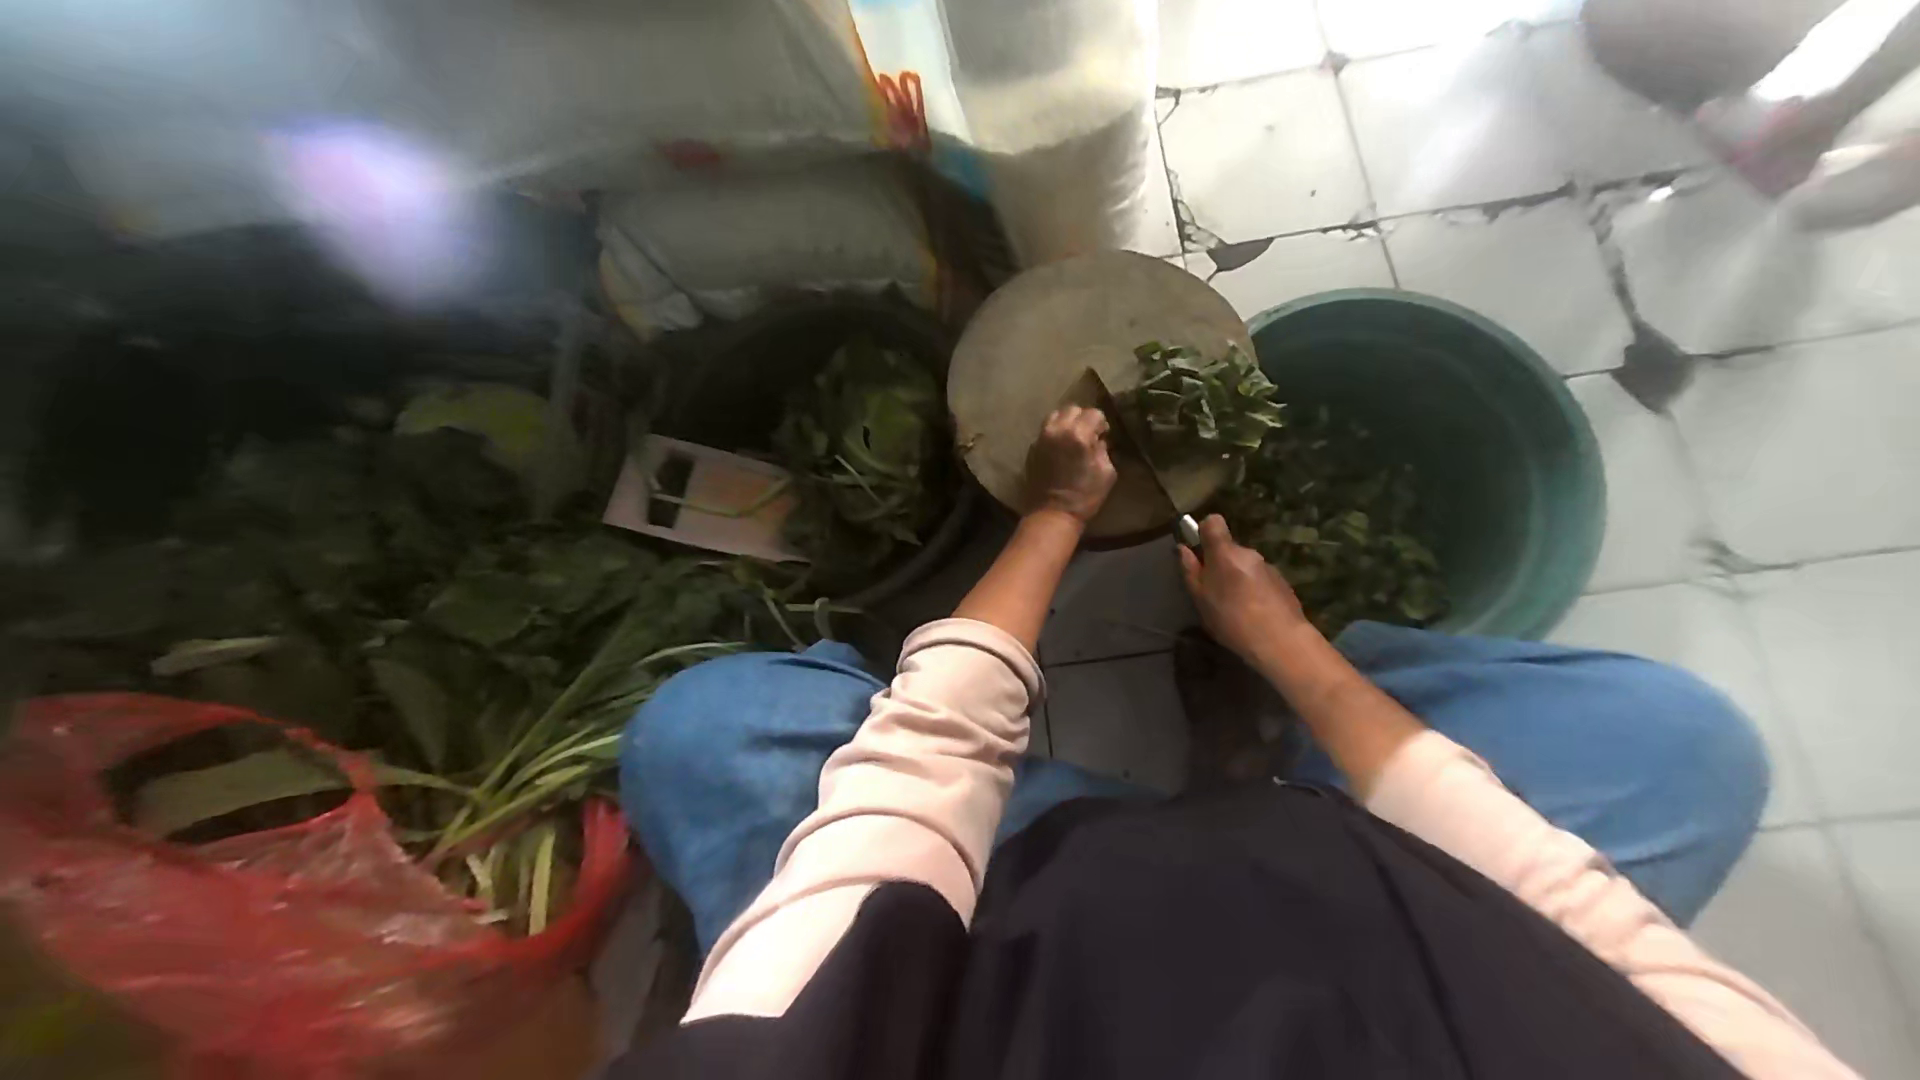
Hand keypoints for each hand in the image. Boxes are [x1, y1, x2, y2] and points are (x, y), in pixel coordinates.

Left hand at [1023, 405, 1116, 523]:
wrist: (1052, 514)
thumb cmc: (1084, 496)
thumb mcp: (1106, 473)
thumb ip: (1103, 450)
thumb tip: (1098, 441)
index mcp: (1078, 434)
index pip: (1094, 413)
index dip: (1101, 424)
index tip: (1103, 436)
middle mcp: (1057, 430)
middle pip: (1072, 409)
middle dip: (1083, 419)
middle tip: (1088, 435)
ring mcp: (1041, 438)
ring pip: (1055, 416)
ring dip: (1066, 422)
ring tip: (1072, 438)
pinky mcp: (1032, 448)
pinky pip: (1045, 431)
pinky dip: (1054, 434)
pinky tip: (1059, 449)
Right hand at [1178, 514, 1309, 662]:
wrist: (1281, 641)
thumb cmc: (1232, 619)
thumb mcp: (1200, 598)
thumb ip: (1191, 570)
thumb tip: (1183, 549)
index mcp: (1224, 552)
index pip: (1213, 522)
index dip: (1203, 531)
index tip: (1198, 551)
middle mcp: (1248, 553)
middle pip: (1228, 548)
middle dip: (1219, 563)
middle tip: (1213, 591)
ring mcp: (1268, 567)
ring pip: (1244, 565)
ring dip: (1236, 577)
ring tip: (1234, 606)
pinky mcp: (1282, 582)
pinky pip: (1259, 578)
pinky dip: (1252, 589)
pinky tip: (1253, 612)